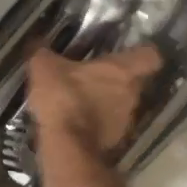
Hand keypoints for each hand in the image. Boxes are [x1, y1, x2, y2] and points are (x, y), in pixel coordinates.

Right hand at [27, 46, 163, 154]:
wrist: (67, 145)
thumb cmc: (63, 97)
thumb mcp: (44, 66)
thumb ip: (42, 51)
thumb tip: (36, 41)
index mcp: (122, 71)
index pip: (150, 56)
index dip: (141, 52)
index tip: (126, 51)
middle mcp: (132, 94)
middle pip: (134, 81)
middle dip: (116, 79)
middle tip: (93, 76)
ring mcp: (126, 120)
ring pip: (122, 105)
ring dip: (106, 102)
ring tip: (81, 100)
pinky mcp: (115, 141)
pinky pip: (109, 125)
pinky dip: (97, 123)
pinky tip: (76, 121)